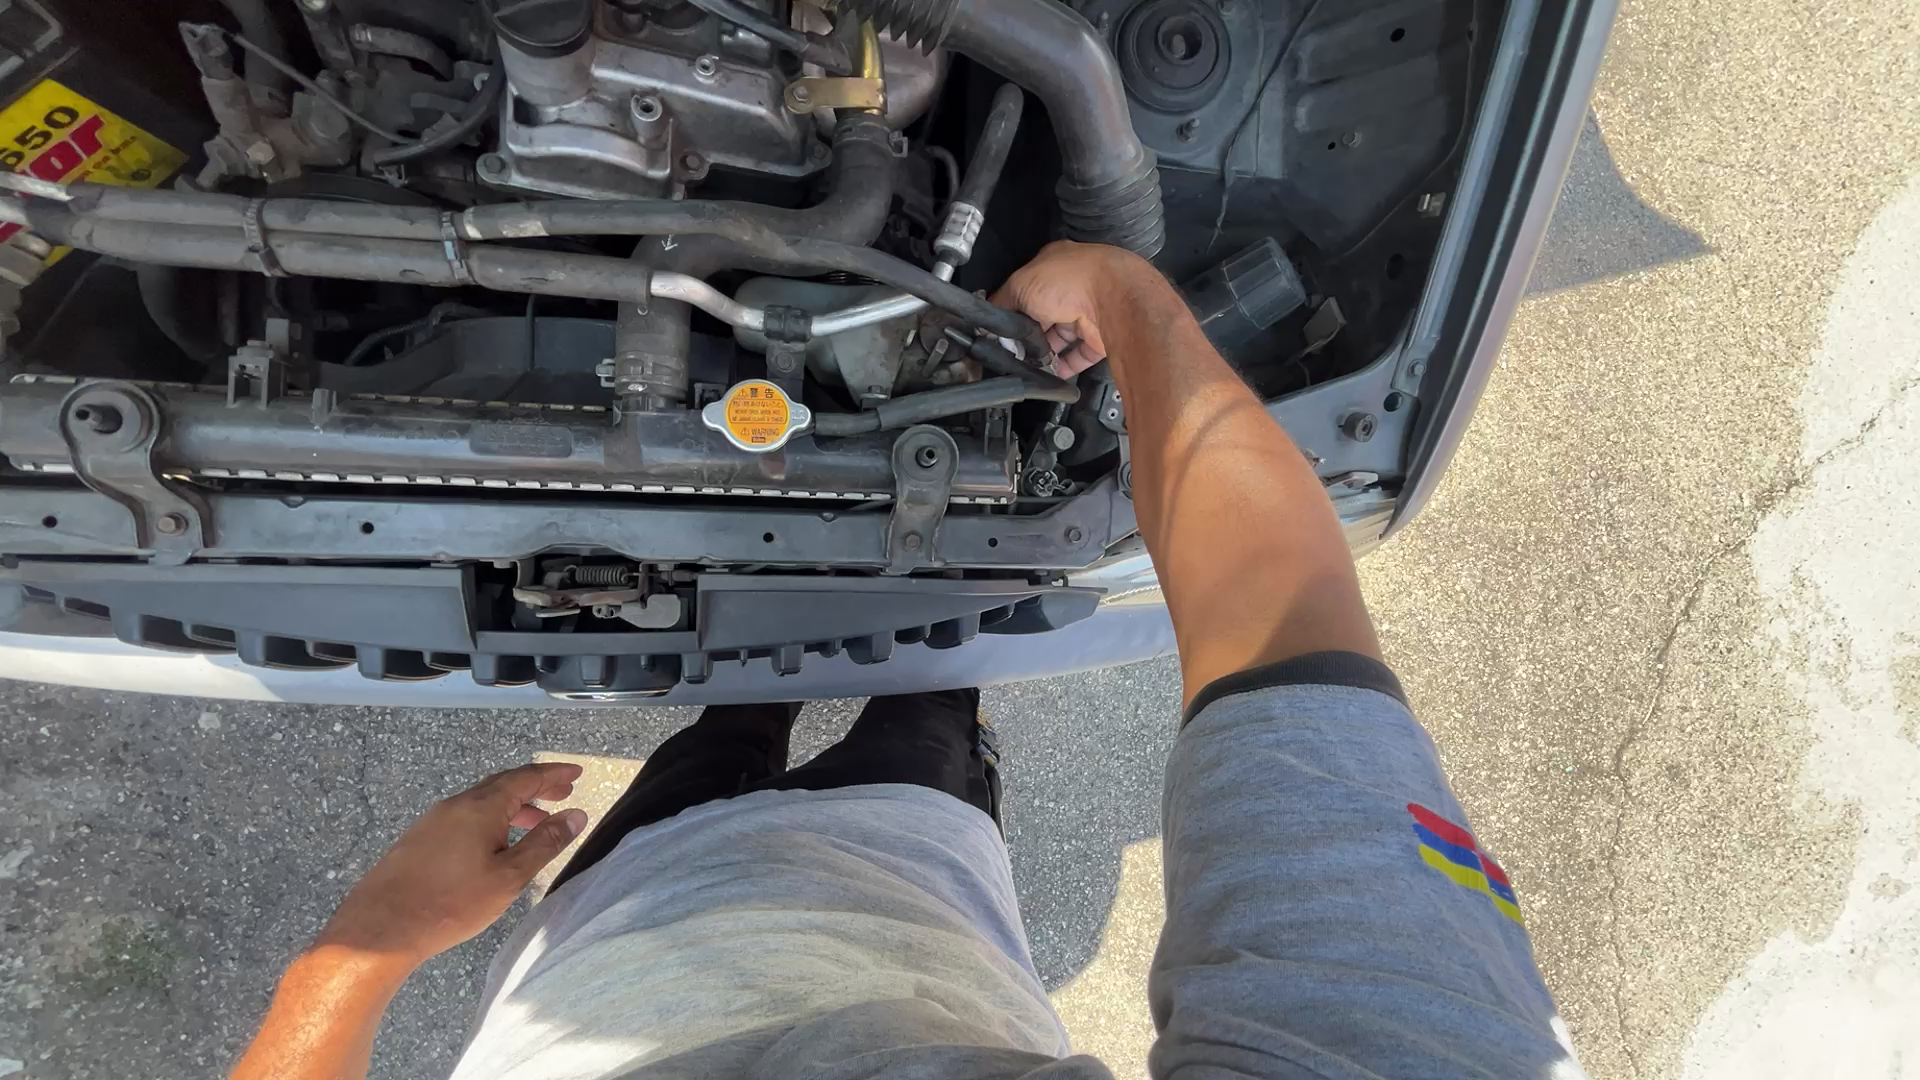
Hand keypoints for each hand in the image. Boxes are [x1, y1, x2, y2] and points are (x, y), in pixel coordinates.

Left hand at [316, 762, 587, 966]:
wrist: (373, 935)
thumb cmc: (450, 904)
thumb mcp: (509, 877)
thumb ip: (546, 842)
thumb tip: (577, 814)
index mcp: (482, 807)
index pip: (527, 778)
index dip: (555, 774)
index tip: (577, 773)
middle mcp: (456, 805)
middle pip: (503, 784)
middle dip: (536, 787)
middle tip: (562, 794)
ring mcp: (432, 822)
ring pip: (482, 802)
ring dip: (513, 805)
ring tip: (534, 822)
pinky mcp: (415, 842)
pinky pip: (464, 817)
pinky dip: (490, 819)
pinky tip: (493, 844)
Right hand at [991, 239, 1168, 376]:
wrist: (1112, 299)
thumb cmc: (1073, 280)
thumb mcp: (1020, 285)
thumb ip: (1001, 301)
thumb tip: (990, 316)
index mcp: (1053, 266)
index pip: (1026, 288)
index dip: (1012, 307)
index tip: (1002, 326)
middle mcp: (1073, 287)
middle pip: (1042, 316)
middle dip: (1028, 334)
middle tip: (1014, 347)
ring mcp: (1088, 312)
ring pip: (1059, 338)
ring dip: (1044, 352)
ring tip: (1030, 362)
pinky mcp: (1099, 337)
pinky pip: (1077, 356)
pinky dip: (1064, 366)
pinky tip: (1051, 372)